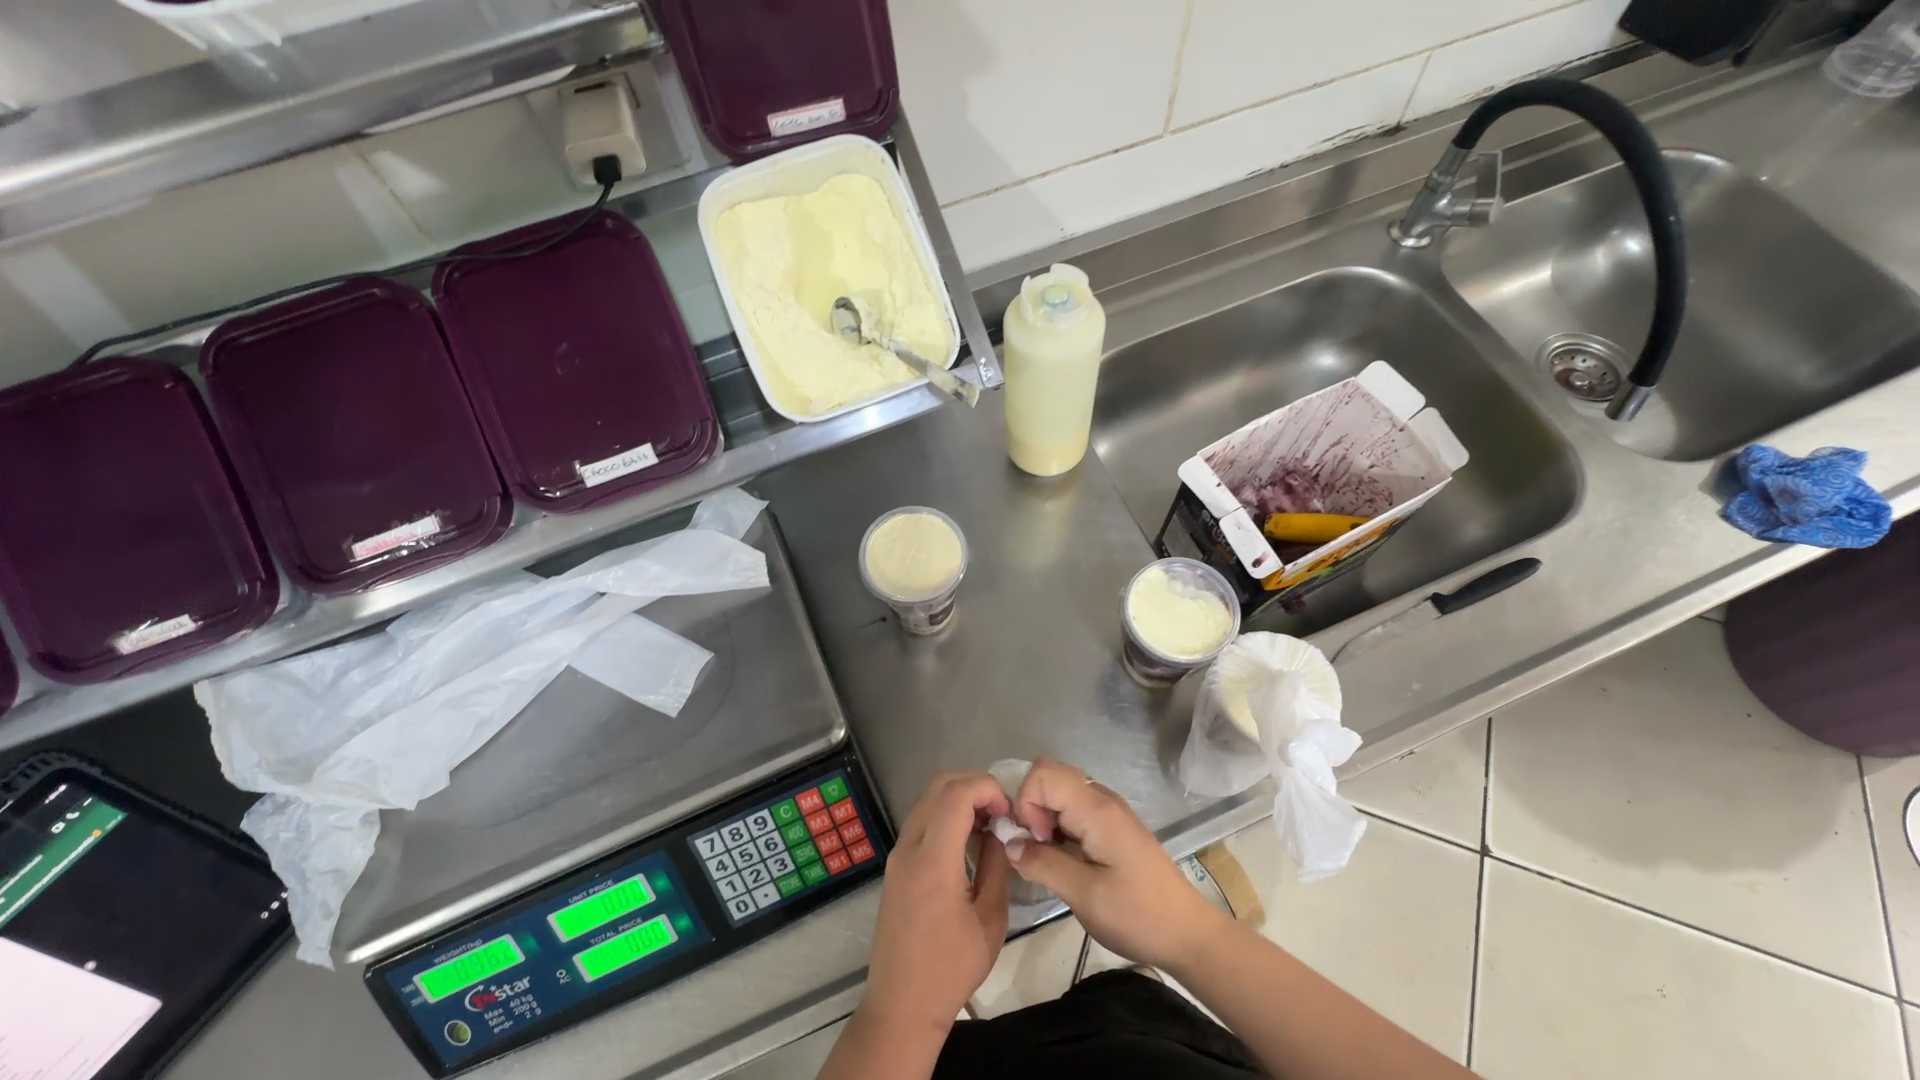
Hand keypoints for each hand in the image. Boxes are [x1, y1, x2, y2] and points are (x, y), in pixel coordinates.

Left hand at [861, 771, 1011, 1035]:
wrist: (902, 1003)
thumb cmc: (951, 968)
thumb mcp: (990, 919)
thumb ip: (996, 867)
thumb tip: (1001, 832)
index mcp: (933, 861)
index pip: (956, 794)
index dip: (987, 788)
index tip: (1010, 811)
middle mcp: (909, 848)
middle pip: (938, 786)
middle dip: (975, 786)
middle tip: (1002, 812)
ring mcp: (897, 855)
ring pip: (927, 800)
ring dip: (959, 799)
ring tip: (989, 824)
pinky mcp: (895, 866)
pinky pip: (920, 821)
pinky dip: (945, 815)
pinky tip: (968, 839)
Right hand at [1007, 757, 1230, 970]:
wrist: (1187, 934)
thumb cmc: (1137, 914)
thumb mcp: (1084, 894)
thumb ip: (1043, 864)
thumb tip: (1010, 843)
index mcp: (1096, 809)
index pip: (1043, 773)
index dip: (1027, 803)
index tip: (1036, 842)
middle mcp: (1103, 800)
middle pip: (1051, 777)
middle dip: (1032, 807)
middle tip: (1040, 850)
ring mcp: (1110, 813)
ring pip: (1061, 794)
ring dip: (1045, 820)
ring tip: (1052, 860)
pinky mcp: (1114, 829)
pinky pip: (1075, 812)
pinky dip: (1060, 829)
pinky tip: (1068, 862)